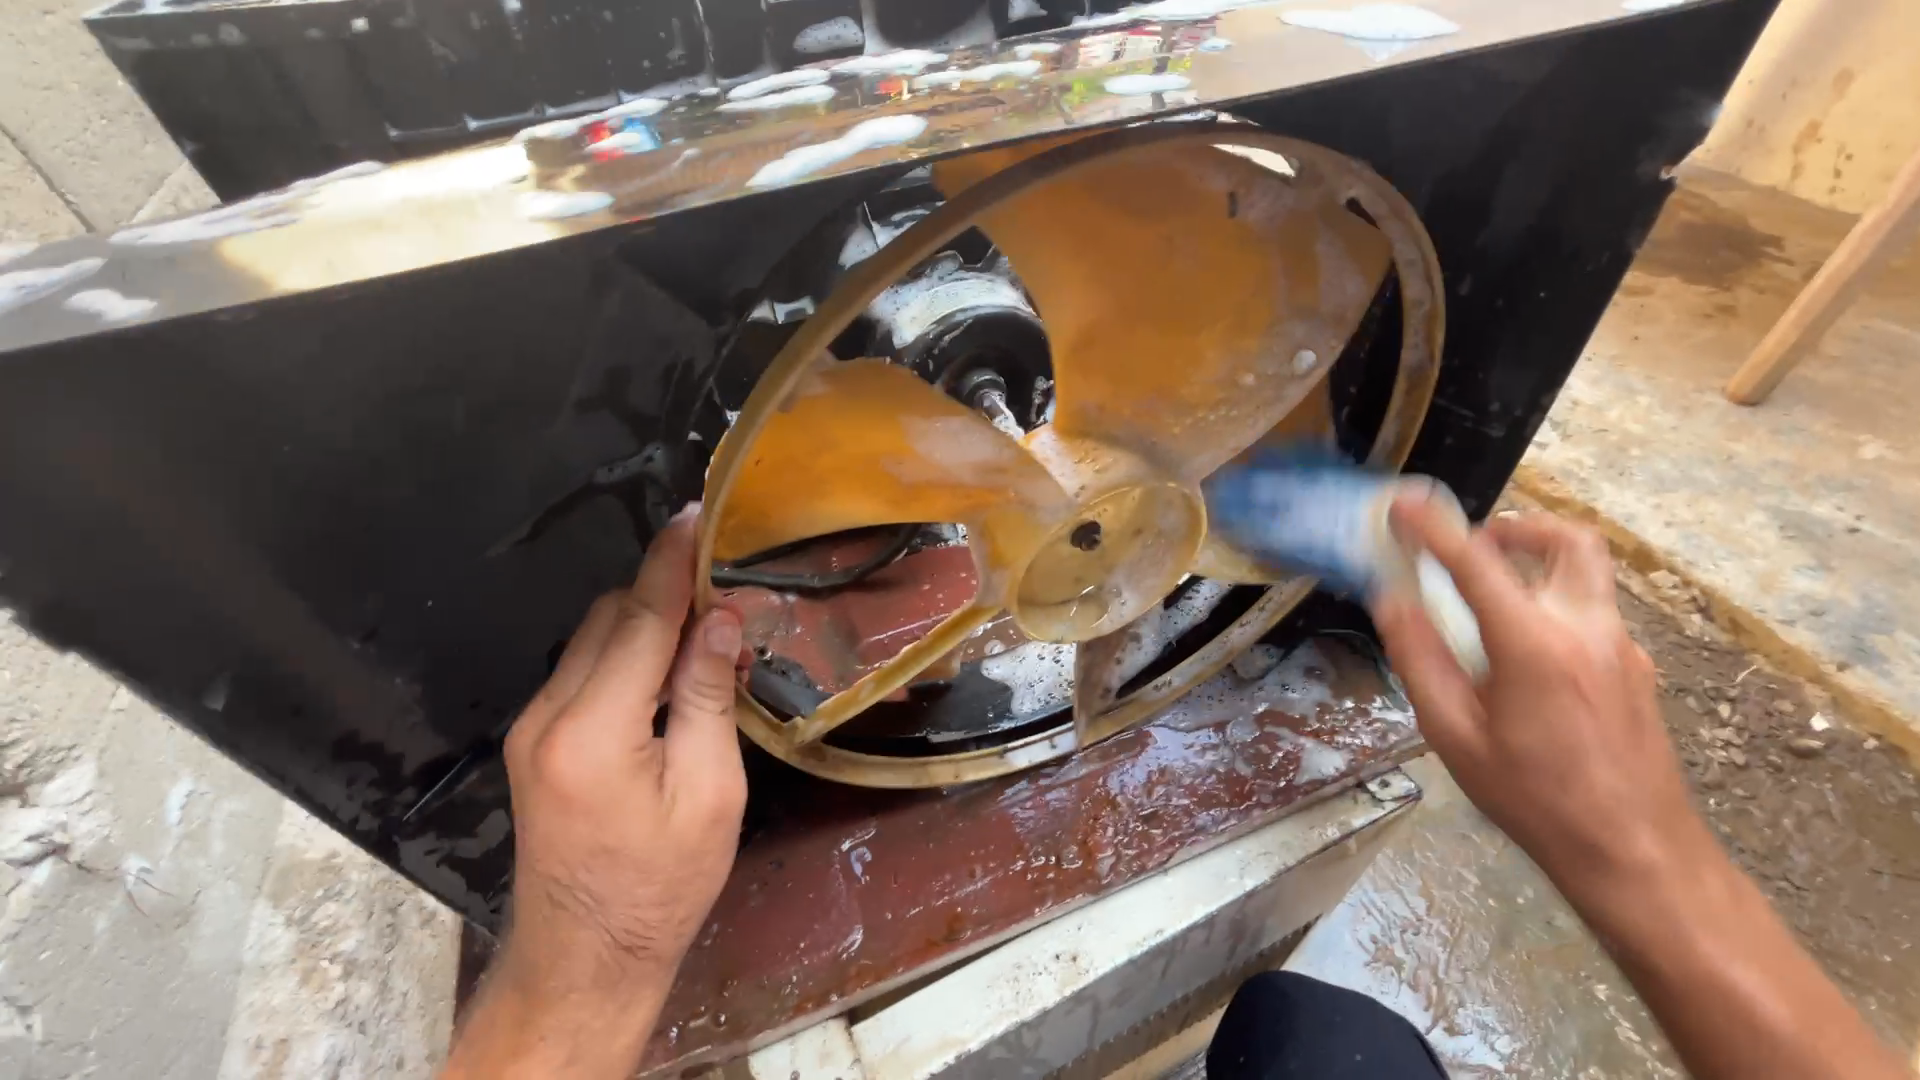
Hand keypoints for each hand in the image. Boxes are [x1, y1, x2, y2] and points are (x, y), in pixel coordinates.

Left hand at [444, 507, 747, 1077]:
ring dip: (650, 618)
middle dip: (668, 588)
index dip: (674, 562)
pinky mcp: (535, 740)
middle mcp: (547, 714)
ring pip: (595, 636)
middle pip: (613, 617)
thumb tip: (722, 617)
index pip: (642, 618)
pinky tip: (670, 666)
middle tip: (729, 586)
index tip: (700, 514)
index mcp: (593, 729)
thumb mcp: (708, 793)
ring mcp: (532, 727)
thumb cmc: (663, 884)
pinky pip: (585, 667)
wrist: (585, 958)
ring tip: (709, 622)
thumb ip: (708, 697)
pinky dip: (630, 649)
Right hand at [1369, 498, 1706, 896]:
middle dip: (1518, 526)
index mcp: (1533, 644)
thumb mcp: (1452, 733)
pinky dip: (1549, 605)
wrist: (1638, 854)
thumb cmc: (1532, 797)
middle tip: (1475, 542)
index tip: (1404, 503)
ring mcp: (1623, 649)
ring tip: (1488, 597)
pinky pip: (1589, 614)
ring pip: (1584, 575)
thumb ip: (1419, 659)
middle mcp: (1587, 630)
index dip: (1434, 526)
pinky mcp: (1637, 670)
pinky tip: (1520, 656)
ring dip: (1535, 564)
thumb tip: (1392, 602)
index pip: (1477, 563)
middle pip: (1569, 542)